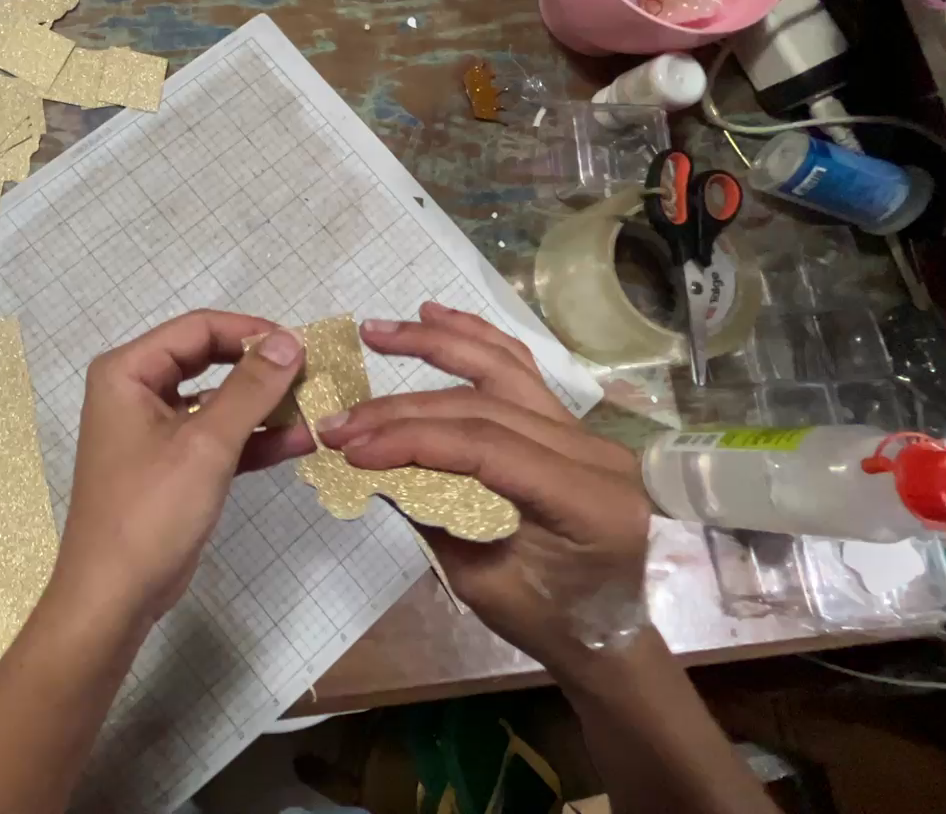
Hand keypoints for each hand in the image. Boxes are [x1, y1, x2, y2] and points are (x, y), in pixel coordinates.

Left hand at [55, 310, 315, 625]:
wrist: (114, 595)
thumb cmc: (151, 509)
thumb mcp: (206, 444)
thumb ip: (250, 388)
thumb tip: (289, 340)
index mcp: (128, 371)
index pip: (196, 329)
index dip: (250, 332)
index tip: (302, 344)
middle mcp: (136, 390)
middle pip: (207, 360)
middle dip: (259, 369)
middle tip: (313, 373)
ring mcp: (153, 429)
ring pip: (215, 401)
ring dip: (262, 406)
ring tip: (316, 405)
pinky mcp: (171, 464)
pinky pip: (215, 437)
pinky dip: (252, 440)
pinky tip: (299, 441)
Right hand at [316, 303, 652, 673]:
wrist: (606, 630)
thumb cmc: (549, 618)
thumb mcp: (482, 581)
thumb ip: (431, 514)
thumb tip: (367, 464)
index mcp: (586, 499)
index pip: (484, 446)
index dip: (411, 440)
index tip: (351, 450)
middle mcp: (592, 452)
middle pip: (481, 404)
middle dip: (399, 409)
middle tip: (339, 420)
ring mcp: (582, 430)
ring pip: (502, 366)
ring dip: (435, 343)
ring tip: (377, 332)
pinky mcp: (564, 423)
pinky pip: (517, 368)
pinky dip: (474, 337)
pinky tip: (437, 315)